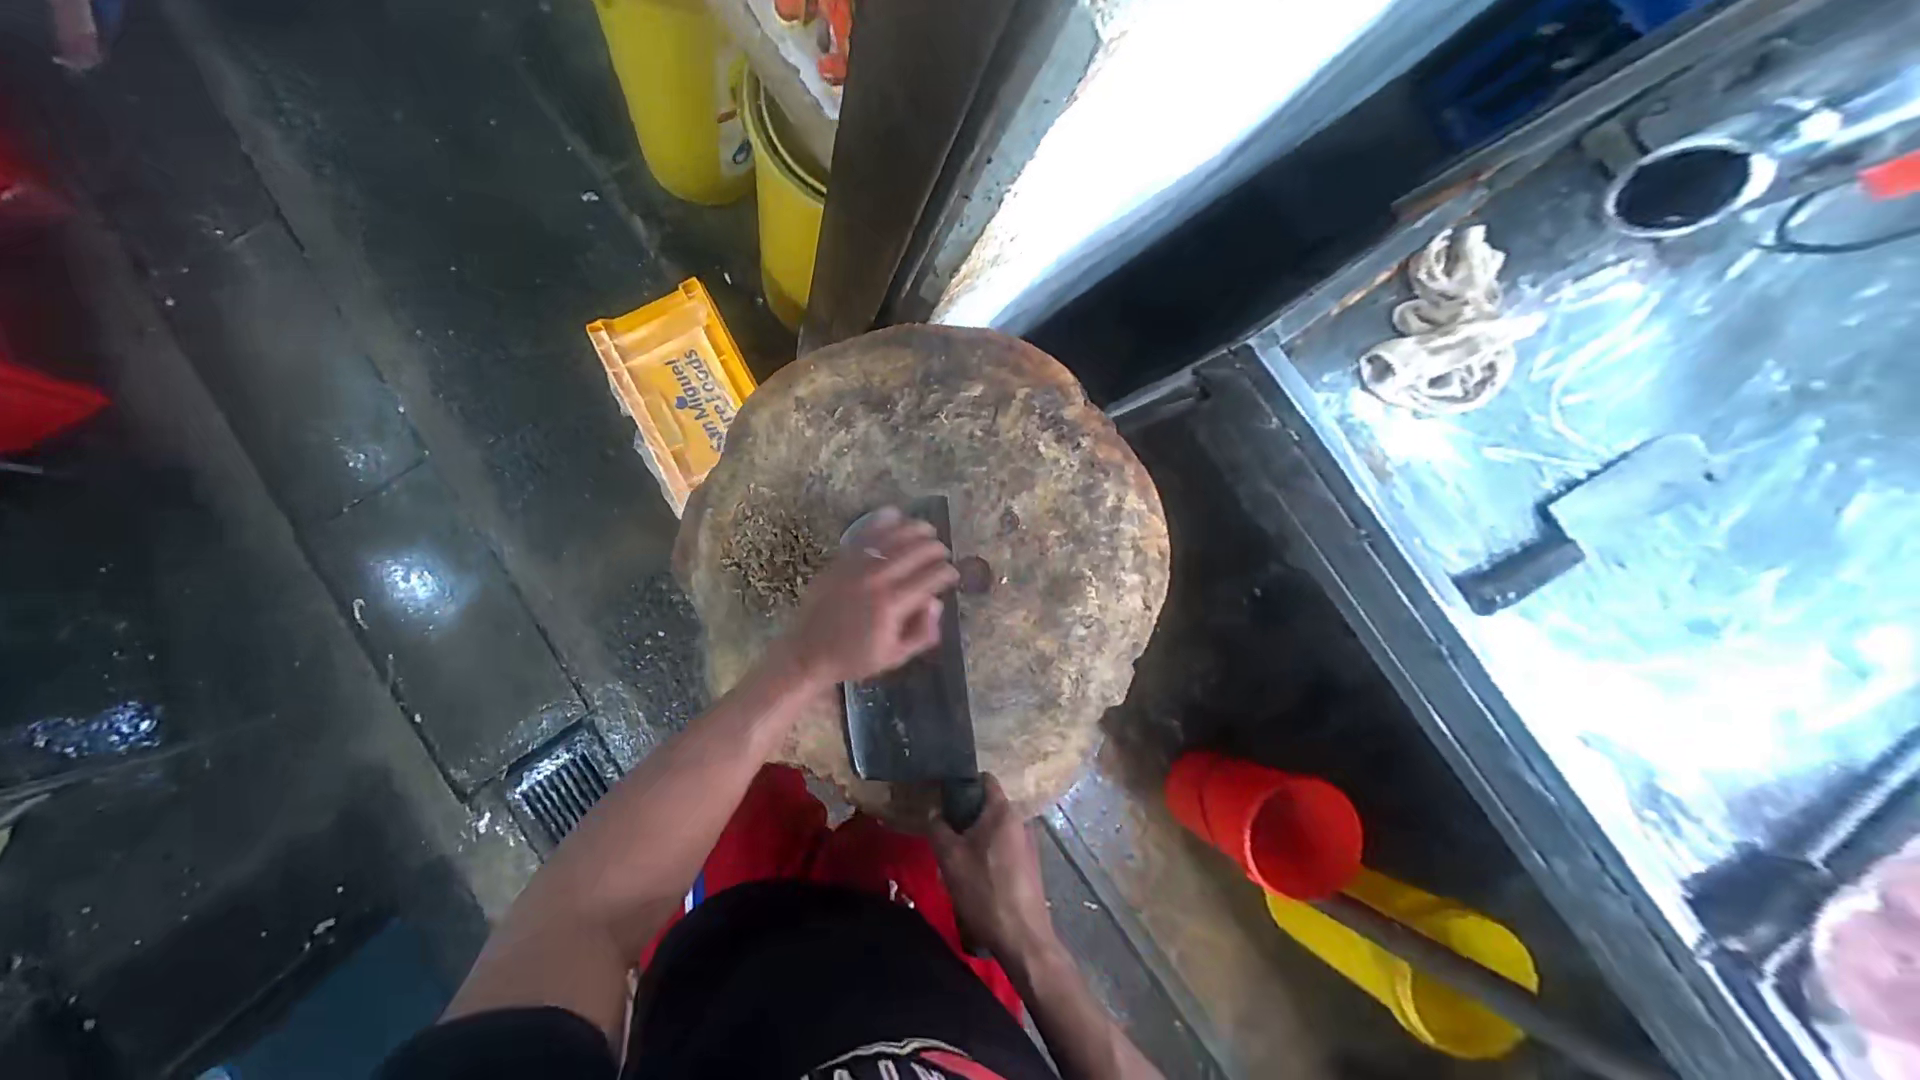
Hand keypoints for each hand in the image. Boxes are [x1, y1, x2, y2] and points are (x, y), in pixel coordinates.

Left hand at [783, 506, 959, 686]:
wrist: (808, 652)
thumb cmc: (854, 658)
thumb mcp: (895, 656)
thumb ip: (922, 633)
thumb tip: (936, 603)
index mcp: (892, 605)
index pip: (930, 578)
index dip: (947, 572)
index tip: (953, 574)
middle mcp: (876, 580)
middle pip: (915, 551)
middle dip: (936, 549)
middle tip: (944, 553)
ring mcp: (856, 566)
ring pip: (893, 537)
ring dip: (915, 529)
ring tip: (928, 531)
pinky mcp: (841, 560)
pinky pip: (865, 534)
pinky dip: (883, 521)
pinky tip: (896, 514)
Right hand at [930, 775, 1056, 961]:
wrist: (1022, 937)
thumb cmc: (985, 890)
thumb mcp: (950, 858)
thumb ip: (938, 828)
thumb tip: (935, 813)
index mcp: (1003, 811)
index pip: (984, 780)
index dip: (963, 783)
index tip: (942, 795)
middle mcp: (1020, 820)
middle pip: (987, 806)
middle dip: (965, 814)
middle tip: (943, 830)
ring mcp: (1027, 843)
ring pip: (994, 829)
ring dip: (975, 836)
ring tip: (954, 855)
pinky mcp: (1029, 864)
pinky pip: (1003, 846)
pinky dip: (987, 852)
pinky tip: (974, 874)